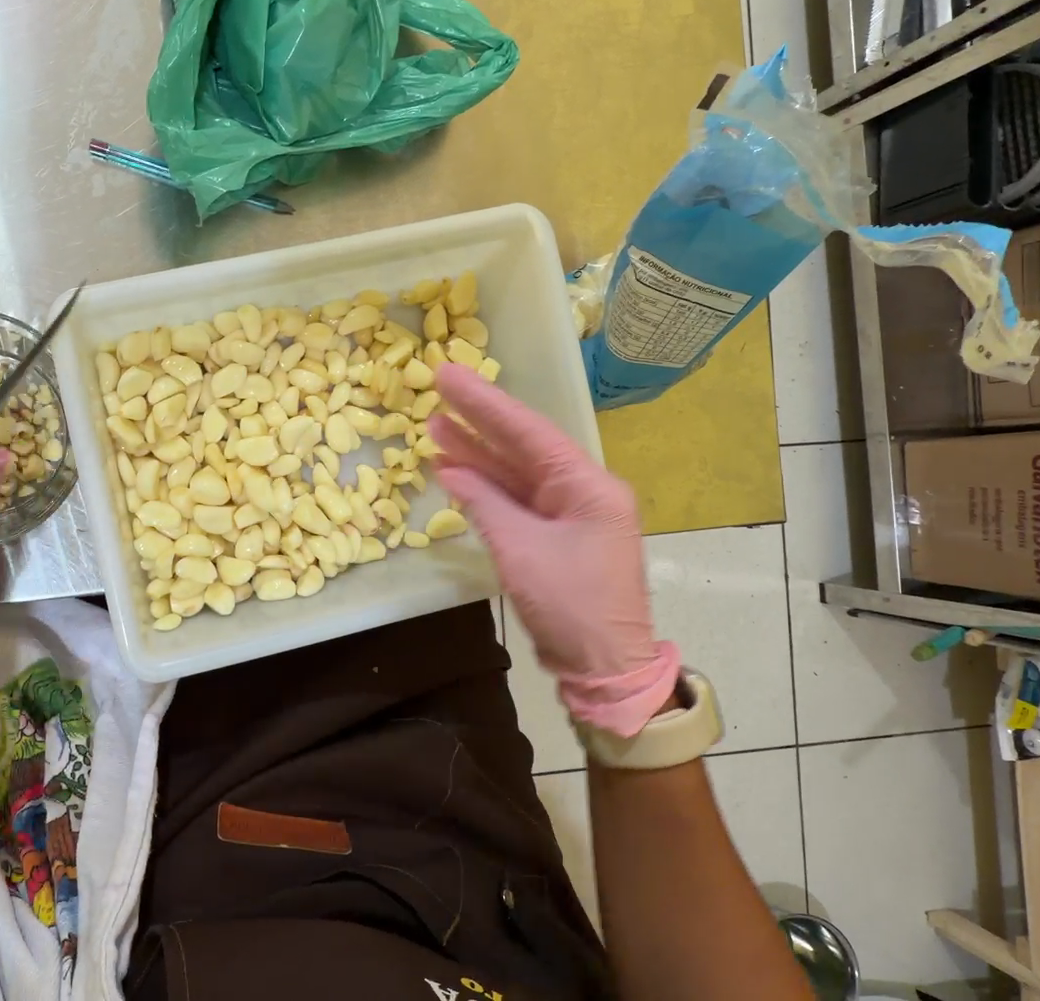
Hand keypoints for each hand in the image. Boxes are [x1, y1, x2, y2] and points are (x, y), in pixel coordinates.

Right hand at [427, 363, 678, 736]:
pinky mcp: (555, 537)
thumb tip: (451, 470)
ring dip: (477, 453)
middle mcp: (582, 491)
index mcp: (588, 486)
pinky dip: (485, 487)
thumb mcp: (521, 550)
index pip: (529, 433)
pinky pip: (516, 501)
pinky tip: (454, 470)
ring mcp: (569, 514)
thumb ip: (485, 503)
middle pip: (523, 446)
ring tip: (435, 427)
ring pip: (516, 473)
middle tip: (438, 388)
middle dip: (479, 420)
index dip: (485, 403)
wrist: (604, 666)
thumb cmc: (570, 604)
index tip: (448, 375)